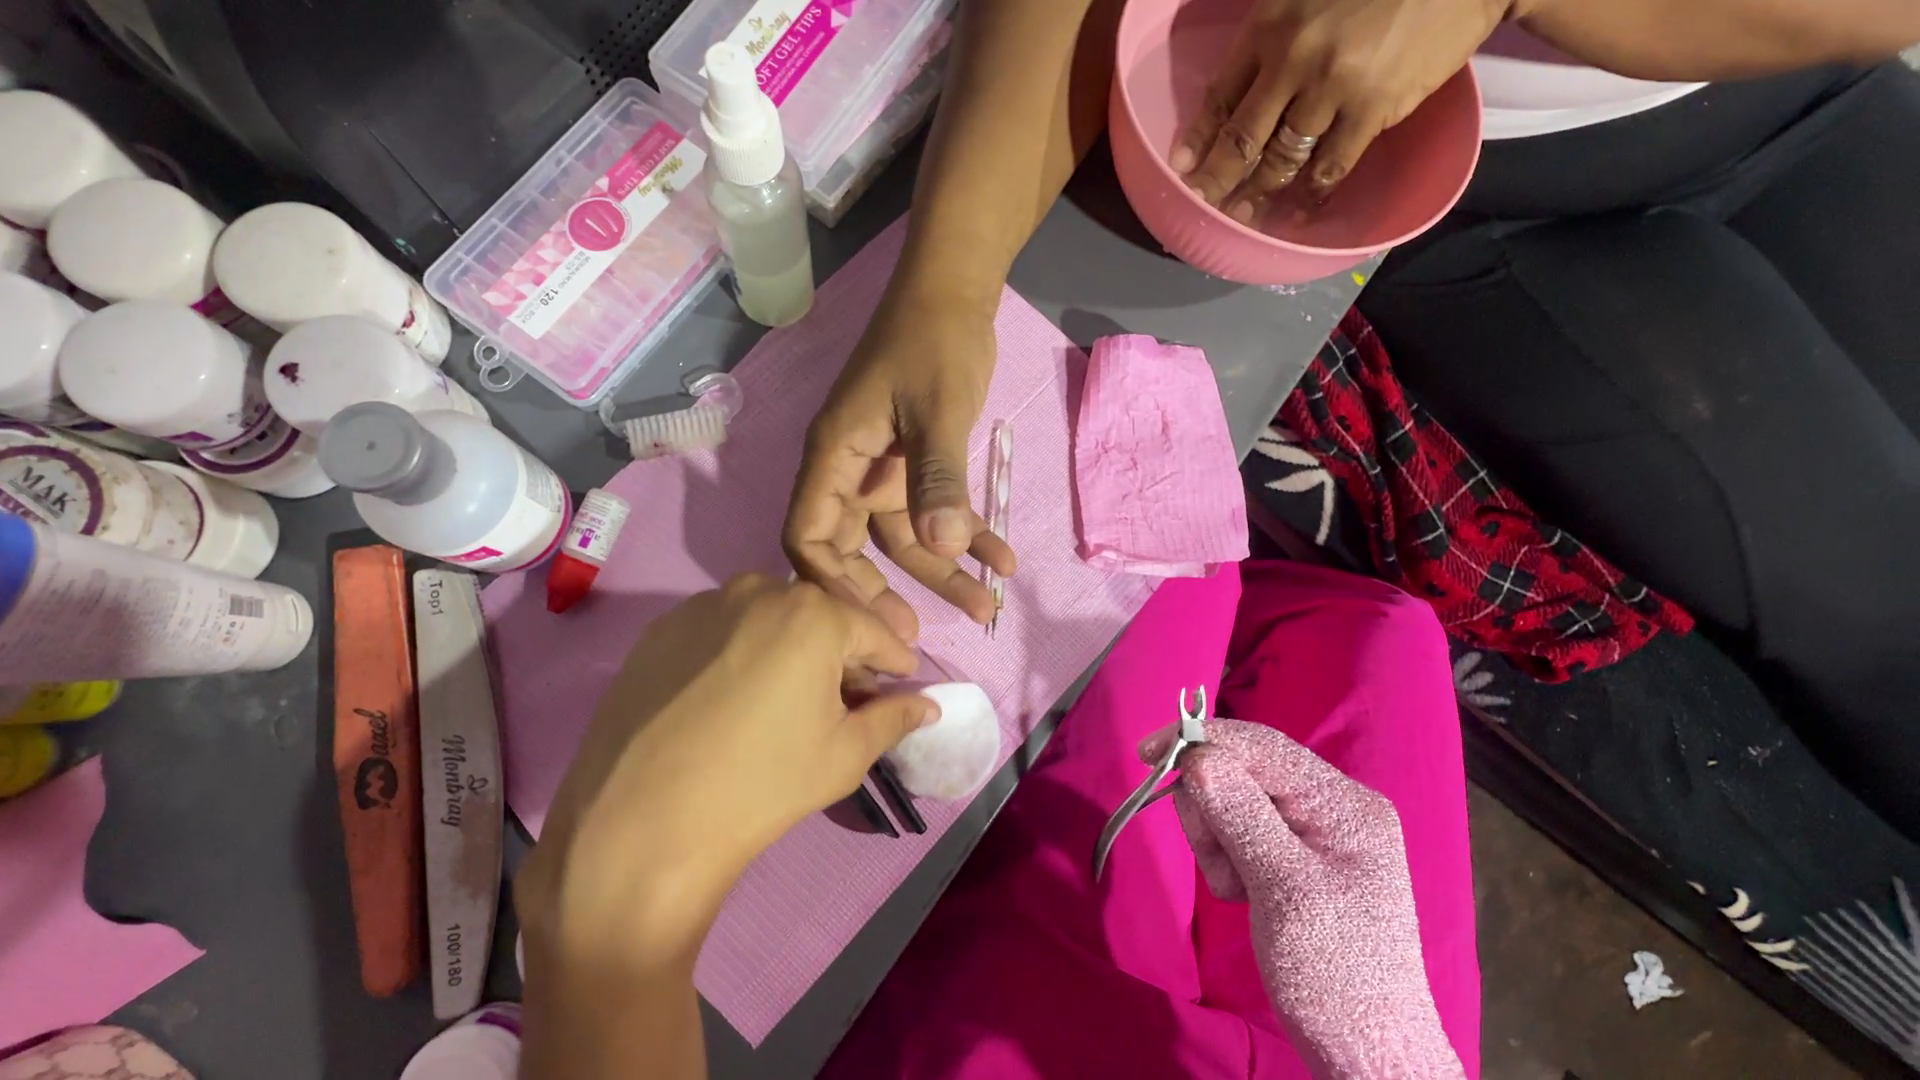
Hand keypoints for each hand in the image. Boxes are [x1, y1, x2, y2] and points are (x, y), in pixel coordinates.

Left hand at [519, 576, 937, 960]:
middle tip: (842, 699)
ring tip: (782, 701)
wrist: (642, 822)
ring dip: (788, 648)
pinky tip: (729, 702)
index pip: (874, 631)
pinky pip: (720, 630)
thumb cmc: (762, 786)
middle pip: (820, 616)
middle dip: (840, 653)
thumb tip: (928, 705)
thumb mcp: (844, 755)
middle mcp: (759, 590)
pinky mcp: (660, 629)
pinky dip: (739, 653)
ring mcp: (703, 605)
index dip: (893, 662)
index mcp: (813, 613)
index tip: (899, 686)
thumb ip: (893, 718)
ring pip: (767, 618)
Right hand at [784, 281, 1016, 639]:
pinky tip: (1003, 560)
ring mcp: (884, 474)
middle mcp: (850, 474)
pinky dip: (967, 536)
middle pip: (856, 551)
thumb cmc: (932, 341)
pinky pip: (937, 514)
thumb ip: (937, 477)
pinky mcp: (916, 468)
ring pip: (905, 539)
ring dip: (944, 571)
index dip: (828, 585)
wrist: (955, 296)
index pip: (808, 536)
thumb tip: (941, 546)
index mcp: (832, 459)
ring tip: (987, 608)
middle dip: (888, 595)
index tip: (866, 624)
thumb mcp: (937, 410)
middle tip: (920, 638)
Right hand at [1143, 719, 1462, 1078]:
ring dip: (1218, 843)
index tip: (1146, 754)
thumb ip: (1242, 816)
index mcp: (1344, 803)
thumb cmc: (1335, 975)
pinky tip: (1246, 897)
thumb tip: (1198, 755)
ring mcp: (1316, 833)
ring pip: (1233, 802)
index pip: (1262, 745)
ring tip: (1240, 891)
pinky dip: (1227, 860)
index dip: (1202, 740)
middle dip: (1214, 812)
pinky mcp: (1296, 858)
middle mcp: (1332, 806)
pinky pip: (1240, 833)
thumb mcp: (1285, 891)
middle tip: (1224, 869)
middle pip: (1242, 771)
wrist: (1366, 1054)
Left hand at [1171, 0, 1503, 221]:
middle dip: (1218, 179)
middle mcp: (1292, 59)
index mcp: (1270, 24)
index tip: (1182, 170)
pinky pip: (1330, 166)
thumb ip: (1278, 31)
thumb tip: (1250, 86)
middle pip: (1242, 137)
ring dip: (1258, 193)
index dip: (1199, 138)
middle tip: (1203, 206)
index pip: (1220, 94)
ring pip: (1281, 158)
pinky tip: (1299, 212)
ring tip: (1243, 216)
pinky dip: (1312, 194)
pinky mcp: (1372, 109)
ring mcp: (1331, 88)